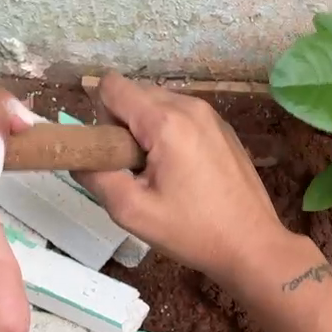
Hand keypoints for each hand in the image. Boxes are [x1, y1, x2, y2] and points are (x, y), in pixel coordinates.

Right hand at [72, 73, 297, 288]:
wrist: (251, 245)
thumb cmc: (192, 231)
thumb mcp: (132, 211)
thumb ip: (96, 177)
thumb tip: (79, 158)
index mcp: (166, 121)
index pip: (112, 86)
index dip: (101, 116)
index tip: (113, 154)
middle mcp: (190, 106)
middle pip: (136, 94)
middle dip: (123, 126)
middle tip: (135, 172)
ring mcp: (211, 116)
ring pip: (159, 105)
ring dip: (147, 132)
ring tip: (160, 176)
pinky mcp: (223, 129)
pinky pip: (182, 117)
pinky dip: (171, 136)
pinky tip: (183, 175)